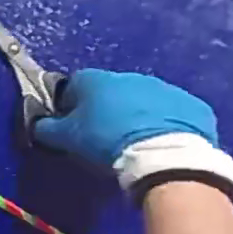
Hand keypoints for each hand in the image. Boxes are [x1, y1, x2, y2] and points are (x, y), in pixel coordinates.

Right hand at [32, 68, 232, 198]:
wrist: (163, 156)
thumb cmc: (105, 142)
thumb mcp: (65, 138)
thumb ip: (46, 128)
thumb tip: (39, 124)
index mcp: (97, 81)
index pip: (73, 83)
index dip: (68, 103)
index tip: (69, 123)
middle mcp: (131, 77)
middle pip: (109, 90)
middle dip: (103, 108)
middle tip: (99, 135)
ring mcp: (166, 89)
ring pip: (141, 100)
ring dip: (133, 115)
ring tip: (130, 141)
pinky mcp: (193, 106)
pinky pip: (171, 113)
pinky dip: (162, 124)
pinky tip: (156, 143)